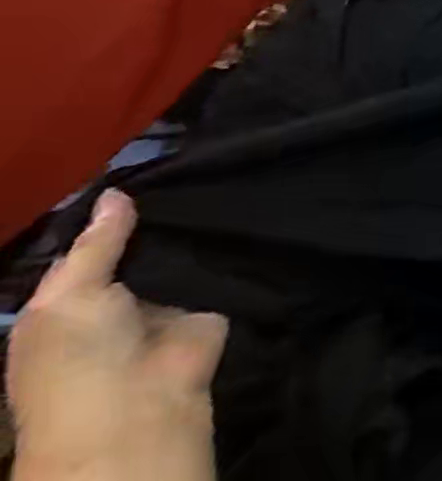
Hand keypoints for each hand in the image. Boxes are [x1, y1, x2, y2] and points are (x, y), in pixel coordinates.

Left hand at [6, 189, 226, 480]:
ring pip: (181, 252)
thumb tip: (116, 192)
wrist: (140, 396)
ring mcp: (166, 297)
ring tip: (227, 182)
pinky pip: (219, 264)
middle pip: (140, 246)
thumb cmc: (77, 353)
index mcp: (66, 299)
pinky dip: (230, 246)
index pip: (89, 248)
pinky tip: (250, 212)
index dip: (109, 216)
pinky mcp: (211, 297)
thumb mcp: (68, 296)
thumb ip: (96, 245)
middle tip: (193, 170)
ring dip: (198, 229)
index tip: (144, 174)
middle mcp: (115, 295)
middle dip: (160, 217)